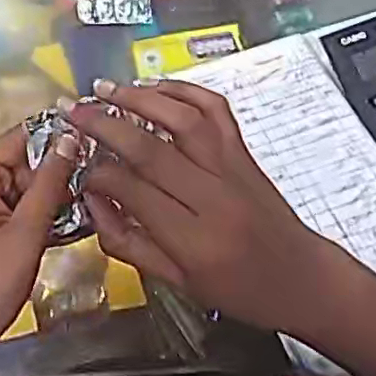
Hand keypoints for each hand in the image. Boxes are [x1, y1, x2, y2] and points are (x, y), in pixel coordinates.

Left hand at [0, 126, 76, 375]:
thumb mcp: (26, 232)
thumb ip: (50, 183)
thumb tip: (71, 138)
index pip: (21, 136)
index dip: (58, 137)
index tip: (98, 142)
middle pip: (25, 160)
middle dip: (59, 174)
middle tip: (99, 187)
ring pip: (27, 184)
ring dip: (55, 197)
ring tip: (89, 209)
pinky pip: (19, 204)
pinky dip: (41, 213)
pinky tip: (70, 227)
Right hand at [66, 79, 364, 336]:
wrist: (303, 279)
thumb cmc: (236, 289)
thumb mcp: (175, 282)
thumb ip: (126, 241)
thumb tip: (90, 198)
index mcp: (193, 240)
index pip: (131, 191)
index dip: (96, 173)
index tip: (78, 165)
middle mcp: (213, 198)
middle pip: (150, 149)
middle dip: (103, 125)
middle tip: (72, 110)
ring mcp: (232, 168)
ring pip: (182, 119)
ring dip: (139, 98)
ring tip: (105, 89)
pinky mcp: (244, 151)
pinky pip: (215, 110)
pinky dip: (184, 90)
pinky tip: (155, 86)